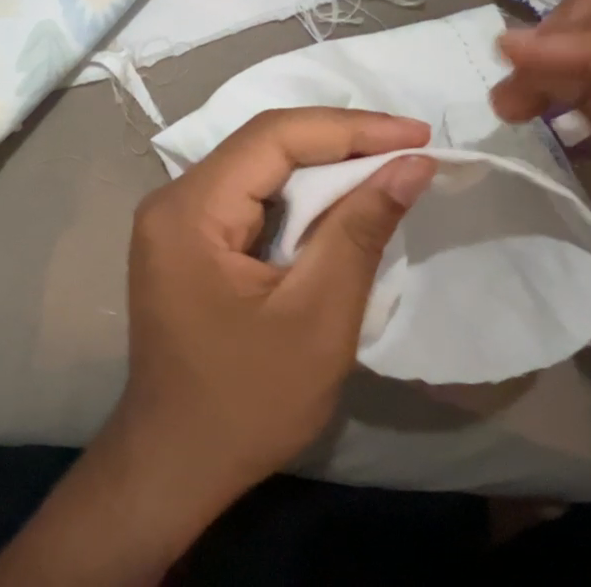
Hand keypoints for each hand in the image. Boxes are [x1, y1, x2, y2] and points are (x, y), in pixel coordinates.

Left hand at [118, 107, 436, 497]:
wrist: (177, 463)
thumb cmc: (247, 401)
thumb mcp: (318, 317)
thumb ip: (360, 230)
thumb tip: (411, 164)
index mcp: (189, 210)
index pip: (273, 137)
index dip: (350, 128)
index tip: (418, 135)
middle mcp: (171, 201)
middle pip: (262, 145)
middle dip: (340, 142)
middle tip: (410, 149)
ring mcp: (173, 222)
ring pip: (257, 169)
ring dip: (322, 168)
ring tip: (388, 168)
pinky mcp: (185, 243)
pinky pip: (247, 200)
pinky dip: (297, 199)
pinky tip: (340, 203)